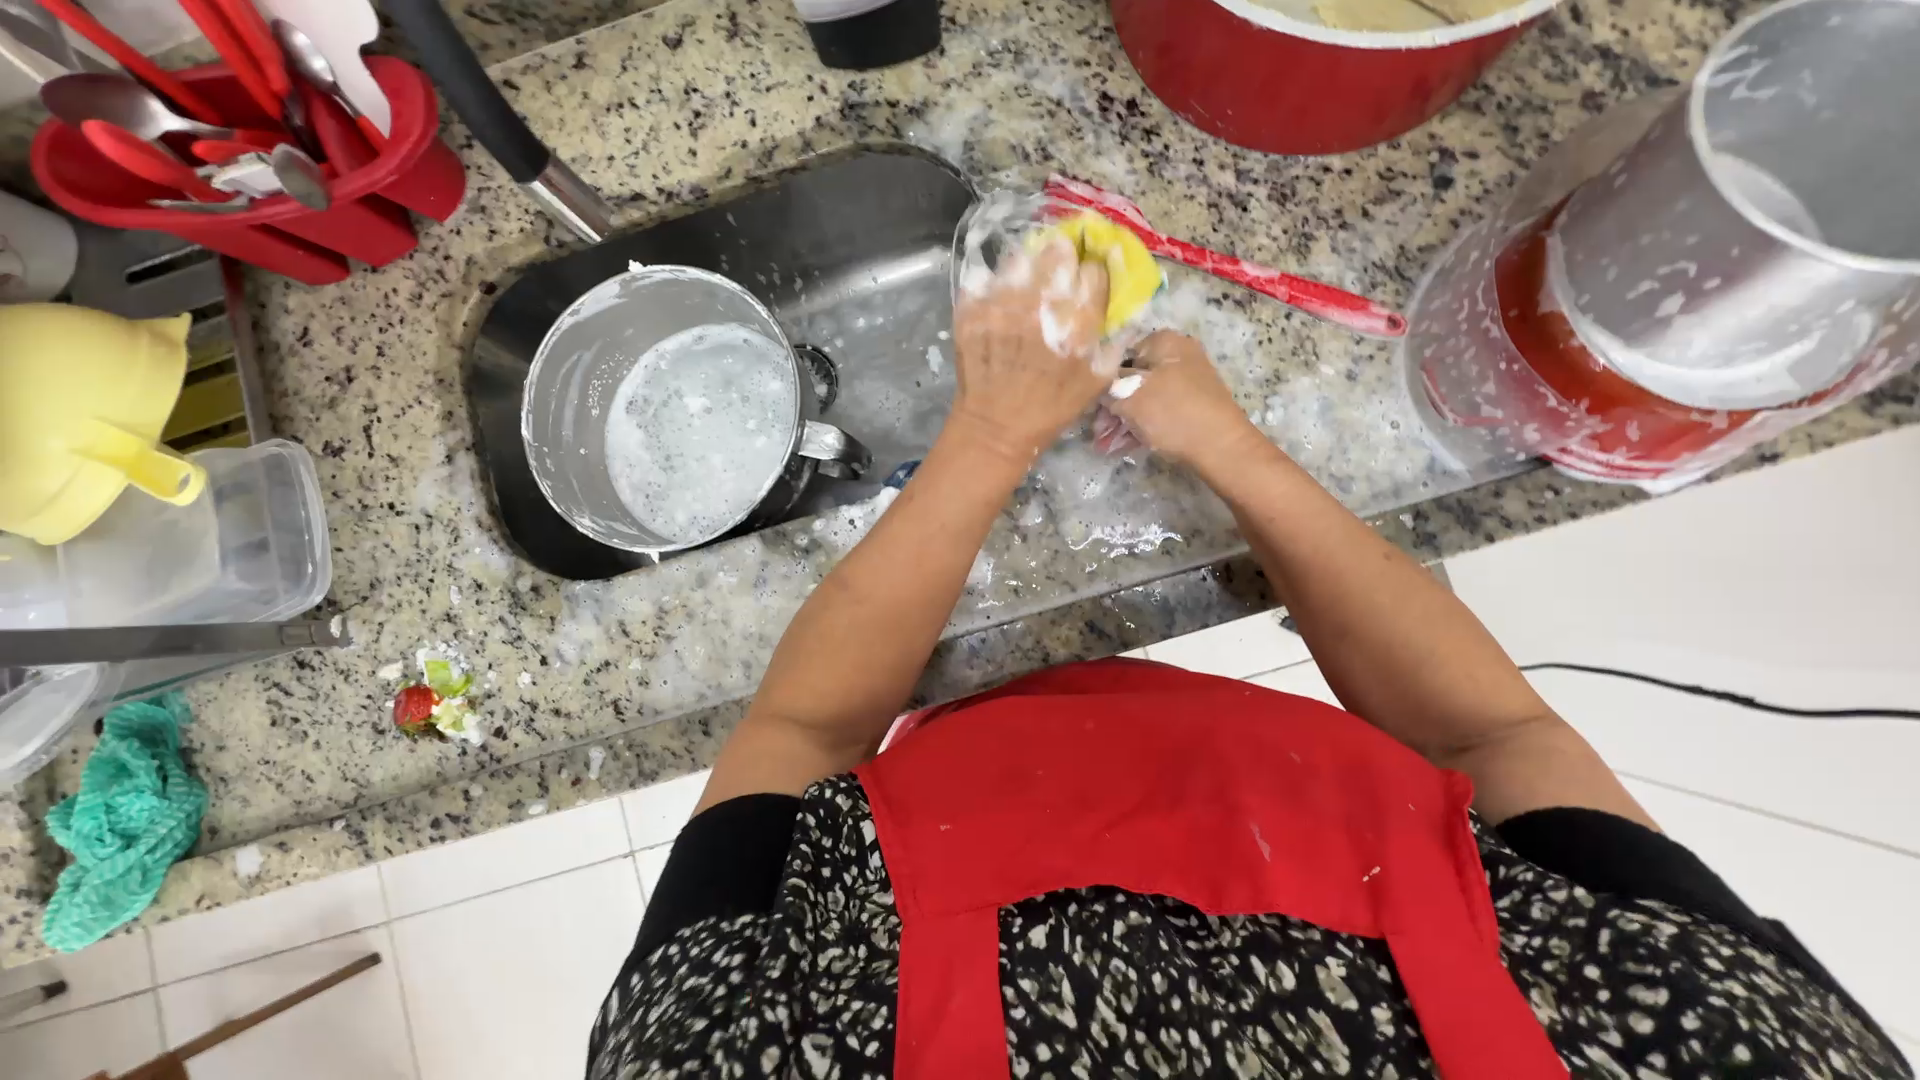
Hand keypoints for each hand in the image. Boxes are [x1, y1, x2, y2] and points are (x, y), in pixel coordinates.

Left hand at [949, 234, 1112, 466]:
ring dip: (1029, 263)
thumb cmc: (1050, 409)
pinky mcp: (973, 308)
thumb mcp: (1097, 381)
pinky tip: (1001, 297)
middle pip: (1059, 253)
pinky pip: (988, 276)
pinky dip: (996, 282)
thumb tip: (1122, 311)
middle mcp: (1041, 305)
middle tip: (1059, 267)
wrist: (995, 428)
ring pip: (1022, 257)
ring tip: (1028, 279)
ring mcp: (1003, 303)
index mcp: (1078, 323)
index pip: (1094, 271)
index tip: (1087, 278)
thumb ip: (1113, 341)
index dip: (1092, 272)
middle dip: (1062, 257)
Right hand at [1094, 330, 1263, 470]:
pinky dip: (1141, 425)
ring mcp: (1187, 381)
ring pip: (1144, 398)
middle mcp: (1177, 355)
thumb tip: (1097, 385)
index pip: (1120, 354)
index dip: (1101, 380)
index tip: (1089, 403)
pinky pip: (1158, 411)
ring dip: (1122, 420)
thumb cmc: (1173, 414)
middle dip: (1111, 406)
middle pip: (1132, 378)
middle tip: (1096, 430)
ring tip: (1104, 445)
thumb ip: (1107, 387)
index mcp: (1164, 342)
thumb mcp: (1129, 398)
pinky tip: (1123, 445)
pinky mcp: (1192, 406)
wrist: (1221, 448)